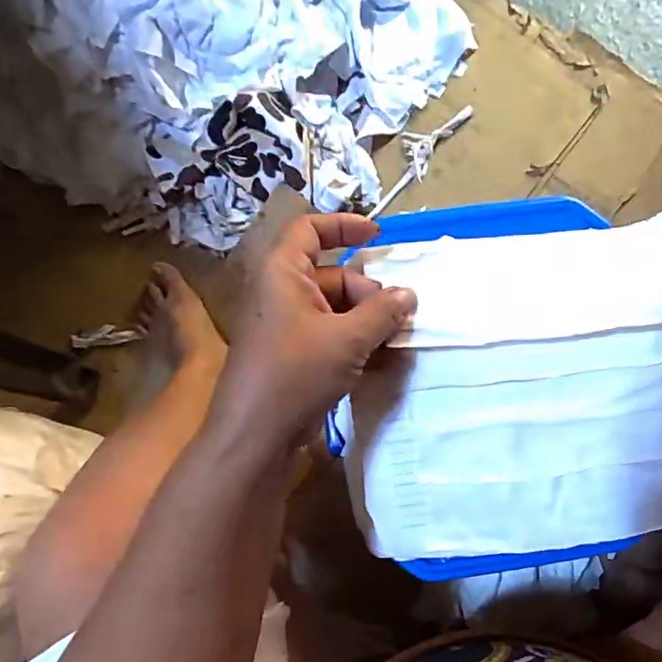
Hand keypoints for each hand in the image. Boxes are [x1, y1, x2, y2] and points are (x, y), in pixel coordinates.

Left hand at [210, 210, 415, 448]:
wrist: (254, 437)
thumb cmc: (295, 374)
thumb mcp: (347, 339)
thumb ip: (382, 313)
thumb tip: (408, 295)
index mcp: (283, 273)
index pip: (309, 229)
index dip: (344, 225)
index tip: (379, 236)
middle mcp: (281, 294)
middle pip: (333, 276)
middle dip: (369, 293)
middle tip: (397, 318)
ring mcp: (286, 328)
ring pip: (334, 310)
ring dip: (366, 322)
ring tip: (394, 343)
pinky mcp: (293, 358)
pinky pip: (328, 338)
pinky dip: (353, 343)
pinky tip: (379, 361)